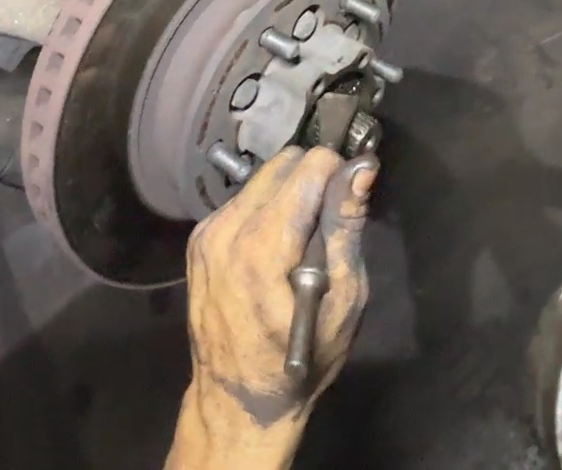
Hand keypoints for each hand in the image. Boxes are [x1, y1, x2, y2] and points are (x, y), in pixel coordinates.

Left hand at [167, 147, 378, 469]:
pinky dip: (267, 208)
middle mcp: (227, 225)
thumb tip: (362, 168)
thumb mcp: (345, 298)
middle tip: (328, 223)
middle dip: (314, 180)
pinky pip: (243, 197)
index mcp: (263, 242)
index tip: (349, 203)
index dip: (338, 175)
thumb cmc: (302, 357)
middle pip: (284, 162)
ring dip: (290, 193)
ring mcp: (207, 230)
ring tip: (302, 239)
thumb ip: (347, 225)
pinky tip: (275, 246)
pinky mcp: (198, 237)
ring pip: (262, 176)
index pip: (310, 164)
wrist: (238, 400)